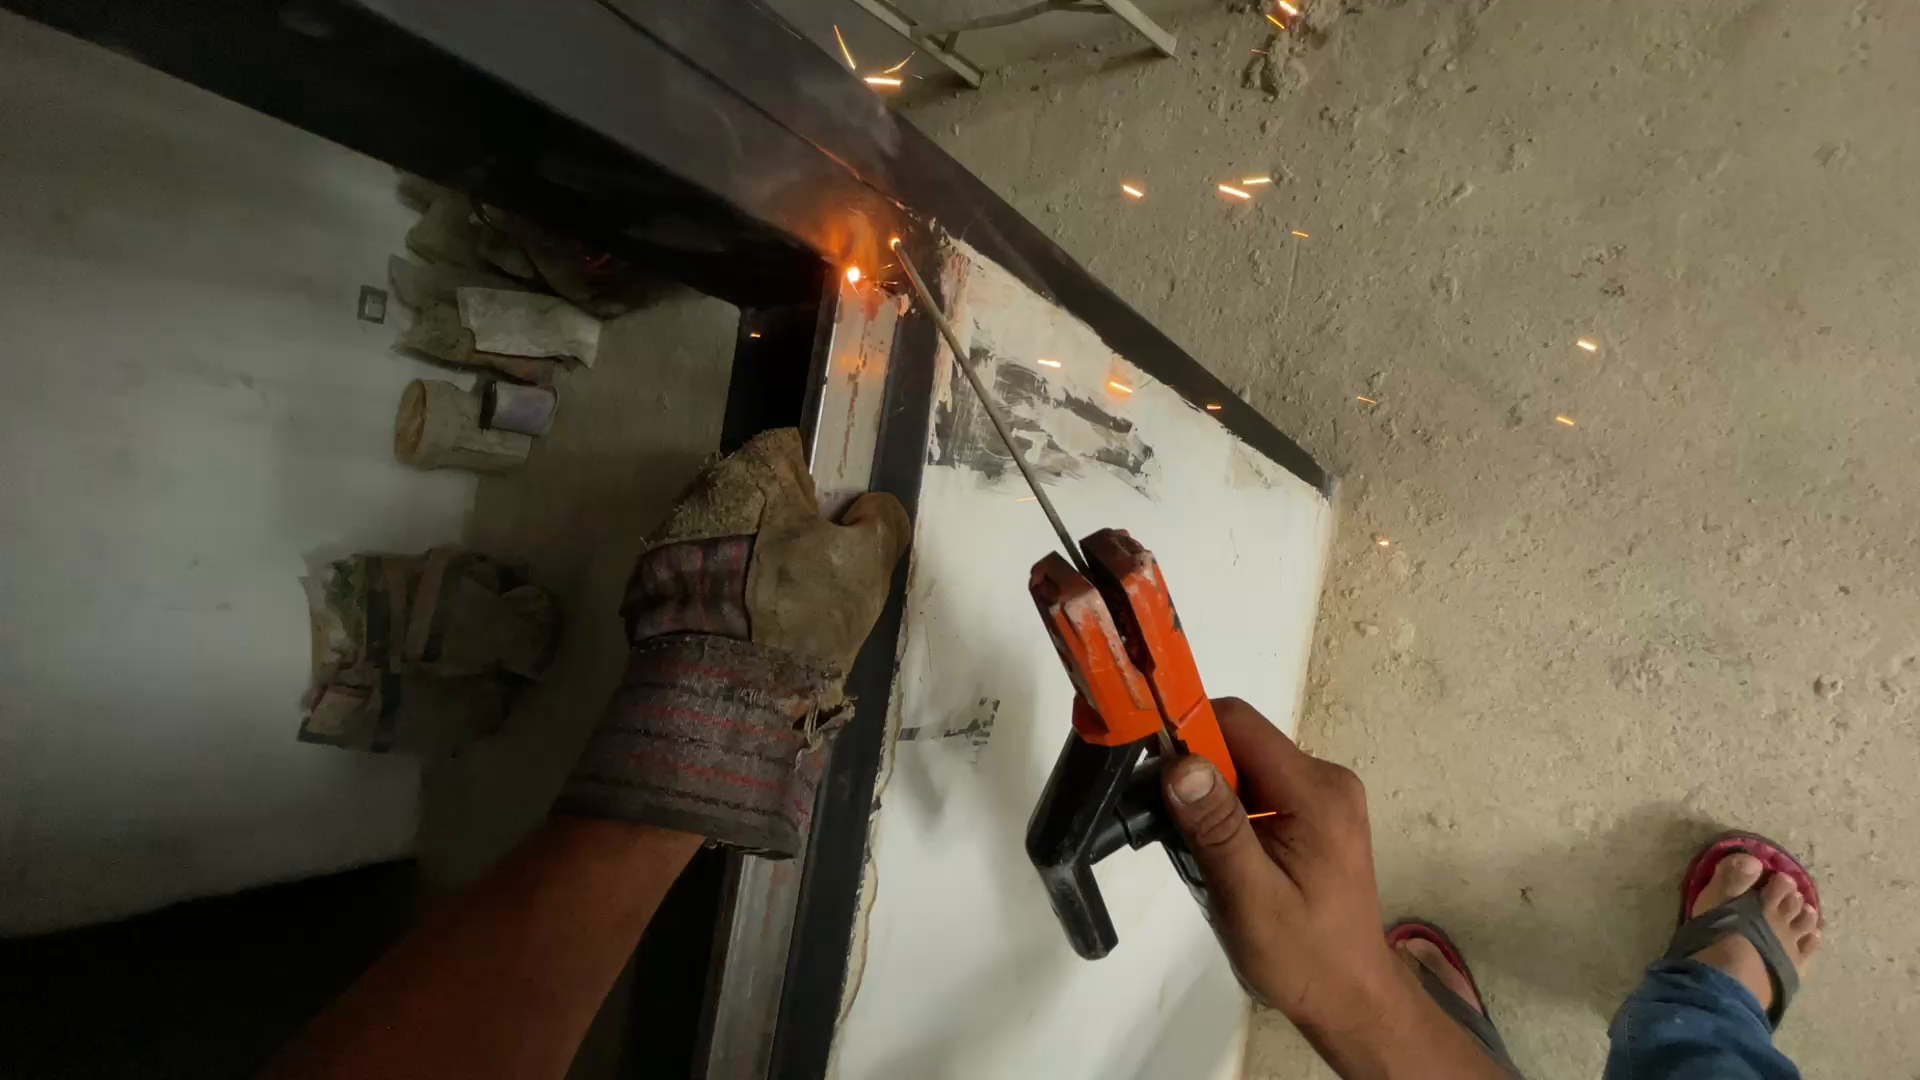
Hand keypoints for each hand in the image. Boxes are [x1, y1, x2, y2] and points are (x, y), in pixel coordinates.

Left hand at [555, 428, 909, 856]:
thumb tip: (871, 508)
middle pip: (762, 492)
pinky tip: (748, 620)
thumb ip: (882, 518)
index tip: (843, 511)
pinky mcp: (652, 582)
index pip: (795, 445)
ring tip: (782, 601)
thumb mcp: (867, 563)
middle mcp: (701, 491)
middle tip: (819, 562)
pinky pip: (708, 567)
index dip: (827, 473)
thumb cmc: (800, 610)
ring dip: (758, 552)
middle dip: (790, 518)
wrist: (718, 691)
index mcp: (753, 471)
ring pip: (734, 531)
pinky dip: (729, 583)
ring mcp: (670, 538)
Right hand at [1161, 698, 1395, 1028]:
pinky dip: (1223, 803)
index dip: (1188, 729)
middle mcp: (1323, 777)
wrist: (1351, 1001)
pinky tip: (1217, 844)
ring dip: (1207, 789)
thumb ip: (1216, 828)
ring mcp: (1320, 792)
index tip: (1149, 762)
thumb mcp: (1250, 898)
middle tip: (1167, 816)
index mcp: (1315, 792)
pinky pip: (1252, 781)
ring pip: (1241, 759)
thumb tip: (1180, 763)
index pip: (1237, 723)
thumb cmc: (1302, 957)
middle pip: (1238, 738)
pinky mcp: (1311, 807)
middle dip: (1194, 767)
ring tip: (1193, 839)